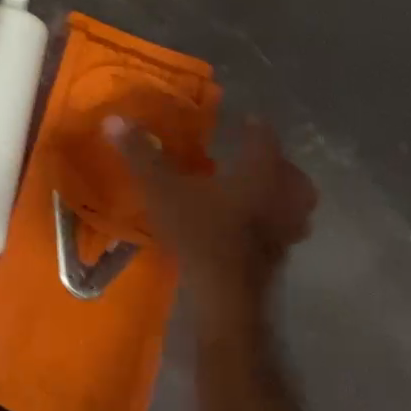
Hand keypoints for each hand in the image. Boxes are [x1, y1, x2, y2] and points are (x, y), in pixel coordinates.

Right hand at [108, 115, 316, 315]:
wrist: (226, 292)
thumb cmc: (197, 231)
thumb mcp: (159, 187)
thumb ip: (139, 153)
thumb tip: (114, 118)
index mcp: (258, 177)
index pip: (265, 143)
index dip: (256, 128)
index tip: (249, 118)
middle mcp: (280, 200)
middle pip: (293, 177)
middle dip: (279, 164)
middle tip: (259, 155)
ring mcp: (284, 231)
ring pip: (296, 206)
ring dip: (282, 194)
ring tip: (258, 189)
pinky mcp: (278, 256)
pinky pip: (284, 228)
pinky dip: (273, 219)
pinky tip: (249, 222)